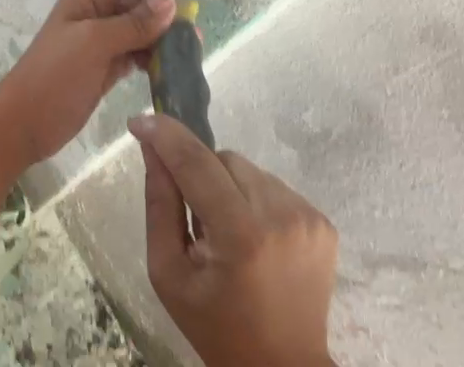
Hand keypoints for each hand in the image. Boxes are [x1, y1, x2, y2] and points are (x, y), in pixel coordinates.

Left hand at [0, 0, 176, 166]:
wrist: (24, 124)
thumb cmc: (53, 76)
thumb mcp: (93, 44)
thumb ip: (133, 23)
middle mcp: (96, 14)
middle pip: (139, 1)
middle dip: (166, 7)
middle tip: (196, 24)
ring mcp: (101, 42)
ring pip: (142, 29)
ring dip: (164, 36)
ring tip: (193, 47)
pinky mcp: (106, 67)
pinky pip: (137, 53)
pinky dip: (154, 57)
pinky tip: (174, 66)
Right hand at [131, 114, 338, 366]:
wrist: (282, 366)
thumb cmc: (214, 325)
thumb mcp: (168, 273)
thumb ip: (159, 206)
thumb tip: (152, 150)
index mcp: (240, 235)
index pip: (196, 162)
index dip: (166, 136)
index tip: (140, 121)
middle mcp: (281, 215)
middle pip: (224, 159)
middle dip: (200, 174)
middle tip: (193, 215)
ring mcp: (308, 217)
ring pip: (250, 170)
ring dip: (228, 187)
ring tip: (225, 232)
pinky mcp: (323, 222)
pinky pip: (274, 187)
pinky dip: (255, 201)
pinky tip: (253, 238)